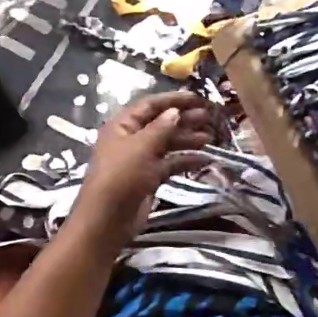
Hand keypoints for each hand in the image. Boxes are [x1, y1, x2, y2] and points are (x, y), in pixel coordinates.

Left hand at [73, 90, 213, 240]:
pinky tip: (203, 159)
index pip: (150, 105)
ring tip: (209, 137)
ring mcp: (140, 160)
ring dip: (187, 139)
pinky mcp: (148, 178)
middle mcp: (131, 139)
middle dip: (183, 119)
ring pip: (166, 144)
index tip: (197, 98)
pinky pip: (169, 164)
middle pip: (160, 123)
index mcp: (122, 126)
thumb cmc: (121, 176)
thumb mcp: (142, 147)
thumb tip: (175, 111)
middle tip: (208, 117)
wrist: (108, 218)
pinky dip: (185, 161)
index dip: (173, 100)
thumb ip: (161, 127)